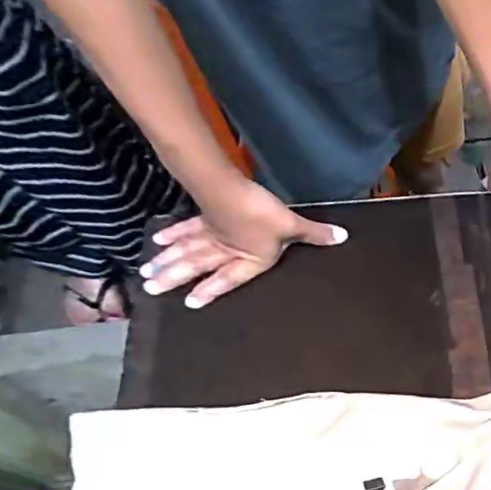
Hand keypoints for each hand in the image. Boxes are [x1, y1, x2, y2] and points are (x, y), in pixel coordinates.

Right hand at [140, 180, 347, 307]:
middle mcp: (224, 250)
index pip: (228, 279)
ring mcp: (210, 232)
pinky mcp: (204, 214)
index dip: (211, 290)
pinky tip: (158, 241)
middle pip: (196, 266)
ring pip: (185, 250)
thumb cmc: (261, 213)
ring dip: (167, 262)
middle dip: (175, 277)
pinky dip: (172, 234)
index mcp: (246, 259)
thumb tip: (343, 238)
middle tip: (150, 288)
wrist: (228, 187)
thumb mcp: (292, 225)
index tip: (191, 302)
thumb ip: (315, 234)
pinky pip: (185, 228)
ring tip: (147, 273)